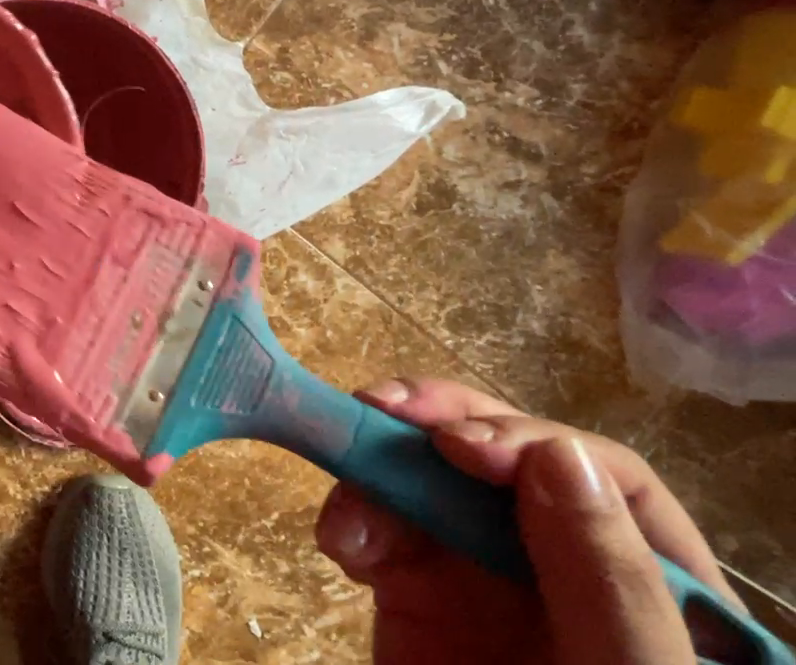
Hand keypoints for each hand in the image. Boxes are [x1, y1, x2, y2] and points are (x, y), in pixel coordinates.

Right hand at [314, 378, 742, 664]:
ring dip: (374, 472)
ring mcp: (483, 567)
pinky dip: (351, 518)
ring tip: (348, 527)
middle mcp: (564, 557)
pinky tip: (342, 549)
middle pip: (502, 454)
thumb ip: (609, 583)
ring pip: (424, 475)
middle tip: (377, 411)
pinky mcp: (415, 584)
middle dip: (436, 425)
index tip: (457, 443)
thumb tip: (551, 454)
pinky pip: (378, 521)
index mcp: (652, 582)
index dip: (527, 438)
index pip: (604, 478)